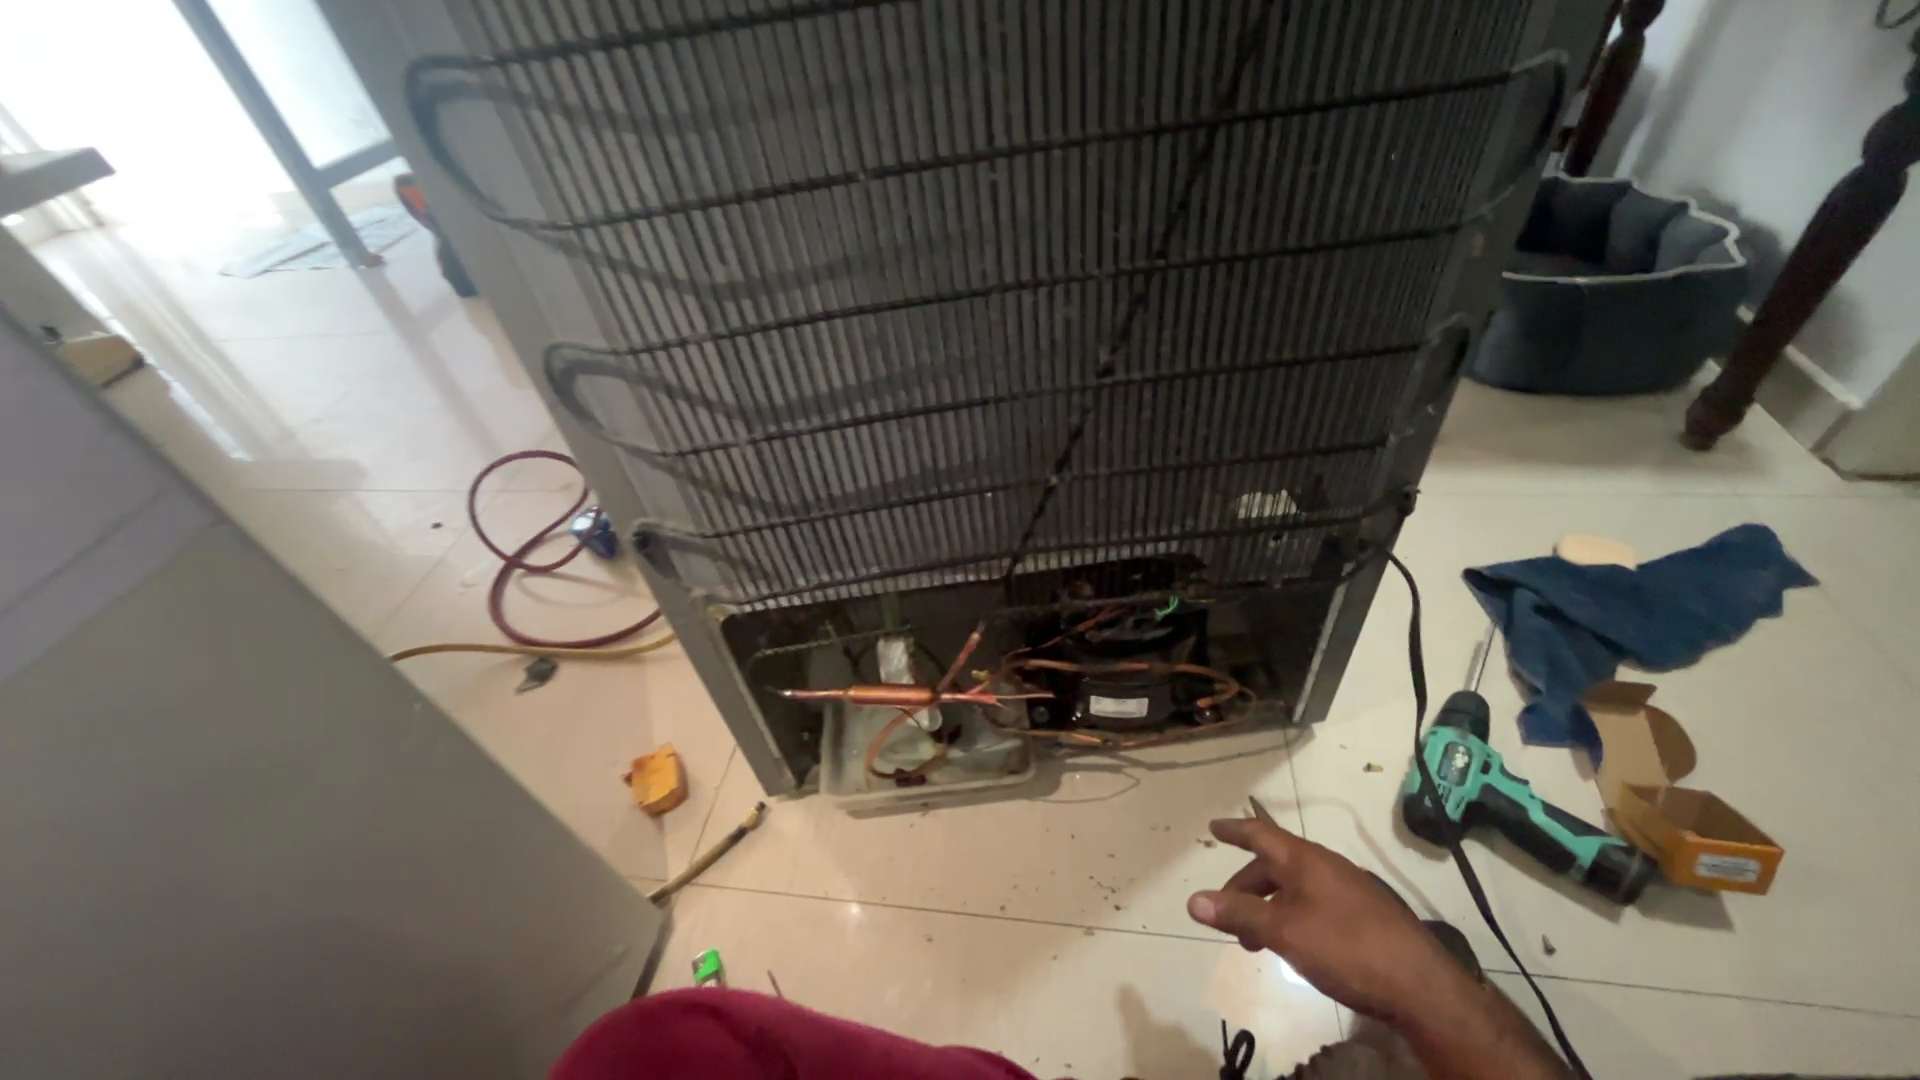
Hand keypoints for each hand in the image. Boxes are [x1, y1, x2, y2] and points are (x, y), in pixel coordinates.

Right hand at [1187, 816, 1472, 1021]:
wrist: (1422, 987)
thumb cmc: (1347, 949)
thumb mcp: (1284, 931)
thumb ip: (1239, 914)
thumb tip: (1193, 900)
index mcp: (1305, 860)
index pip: (1261, 834)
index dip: (1235, 830)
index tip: (1214, 826)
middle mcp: (1327, 867)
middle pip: (1274, 864)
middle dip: (1246, 886)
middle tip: (1227, 915)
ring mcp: (1350, 890)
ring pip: (1295, 887)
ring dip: (1268, 906)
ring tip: (1257, 940)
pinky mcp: (1366, 916)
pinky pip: (1315, 903)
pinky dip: (1292, 915)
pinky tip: (1296, 945)